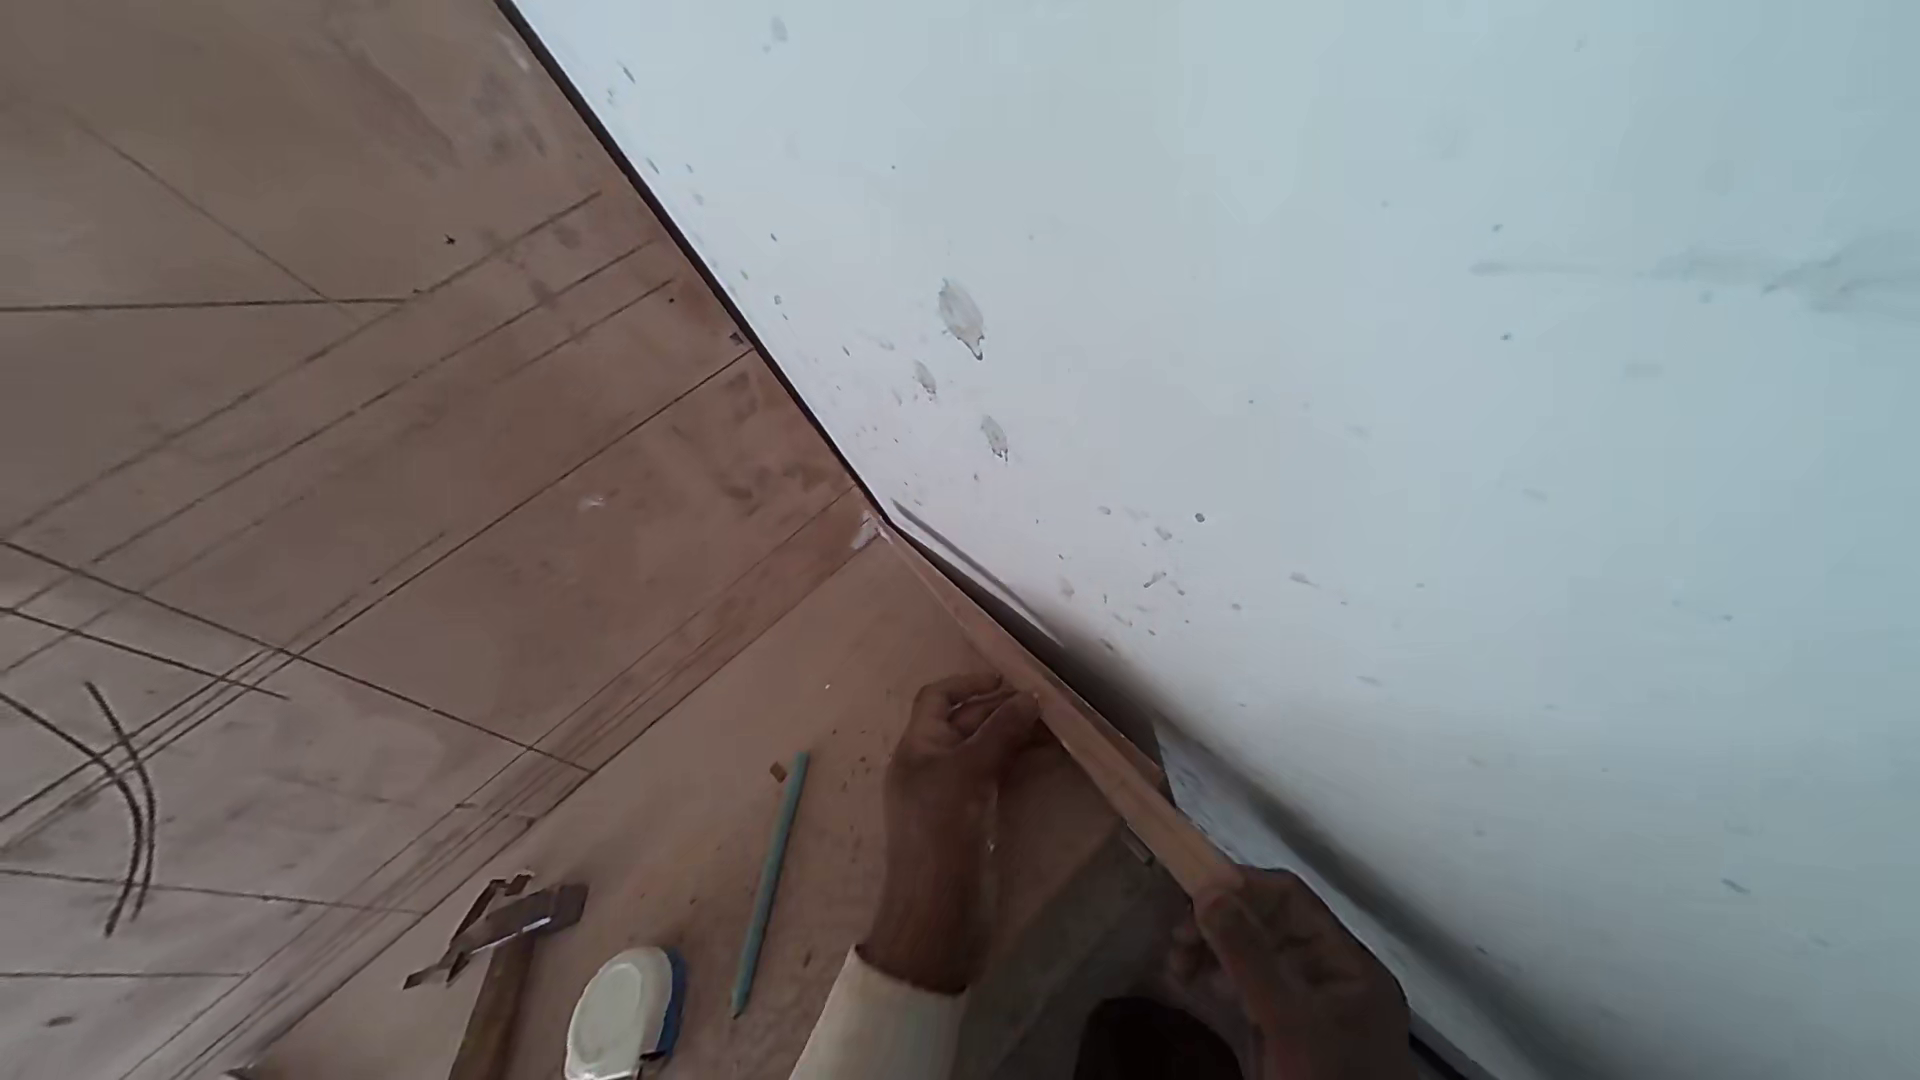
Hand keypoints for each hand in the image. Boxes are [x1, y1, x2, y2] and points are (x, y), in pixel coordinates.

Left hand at [859, 673, 1039, 992]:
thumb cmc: (943, 833)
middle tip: (1046, 703)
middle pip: (967, 720)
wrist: (939, 915)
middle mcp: (933, 762)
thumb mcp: (968, 773)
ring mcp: (955, 790)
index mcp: (917, 746)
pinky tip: (1049, 754)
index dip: (967, 682)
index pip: (936, 698)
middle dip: (1002, 708)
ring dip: (1017, 733)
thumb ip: (999, 732)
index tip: (1006, 679)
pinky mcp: (975, 814)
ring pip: (987, 747)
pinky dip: (1020, 759)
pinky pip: (998, 774)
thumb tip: (1030, 697)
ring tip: (1056, 725)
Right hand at [1174, 868, 1413, 1079]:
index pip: (1290, 898)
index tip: (1194, 890)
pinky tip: (1186, 980)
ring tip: (1176, 961)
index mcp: (1346, 964)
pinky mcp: (1278, 1026)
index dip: (1241, 886)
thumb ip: (1249, 954)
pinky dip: (1209, 973)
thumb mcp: (1288, 1024)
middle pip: (1264, 921)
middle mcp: (1326, 974)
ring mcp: (1302, 1001)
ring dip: (1207, 946)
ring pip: (1247, 949)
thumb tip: (1206, 888)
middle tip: (1178, 934)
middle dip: (1216, 921)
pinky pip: (1240, 981)